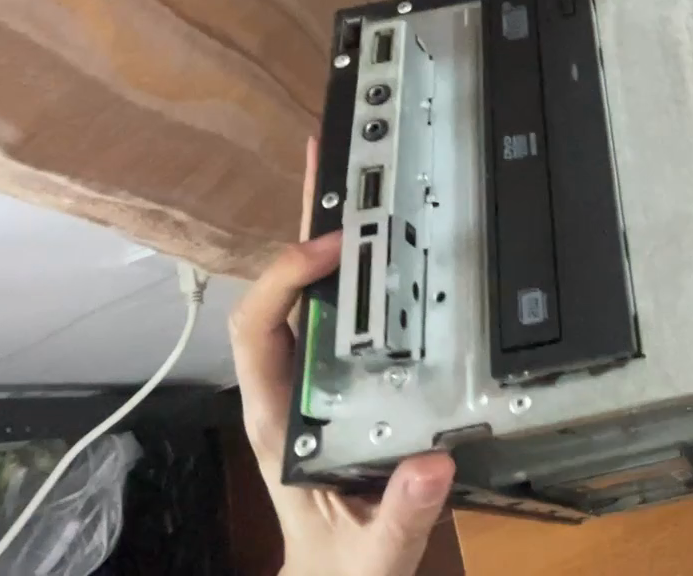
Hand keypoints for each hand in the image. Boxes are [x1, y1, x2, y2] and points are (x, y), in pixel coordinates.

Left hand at [230, 138, 455, 575]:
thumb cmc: (341, 567)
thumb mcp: (369, 557)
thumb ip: (398, 516)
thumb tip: (431, 460)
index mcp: (281, 419)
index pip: (260, 331)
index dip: (286, 279)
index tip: (332, 244)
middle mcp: (296, 385)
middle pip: (290, 291)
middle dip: (306, 224)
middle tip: (334, 157)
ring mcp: (324, 377)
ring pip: (322, 294)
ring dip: (336, 232)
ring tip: (362, 174)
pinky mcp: (355, 376)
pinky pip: (358, 310)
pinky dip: (368, 265)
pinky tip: (393, 233)